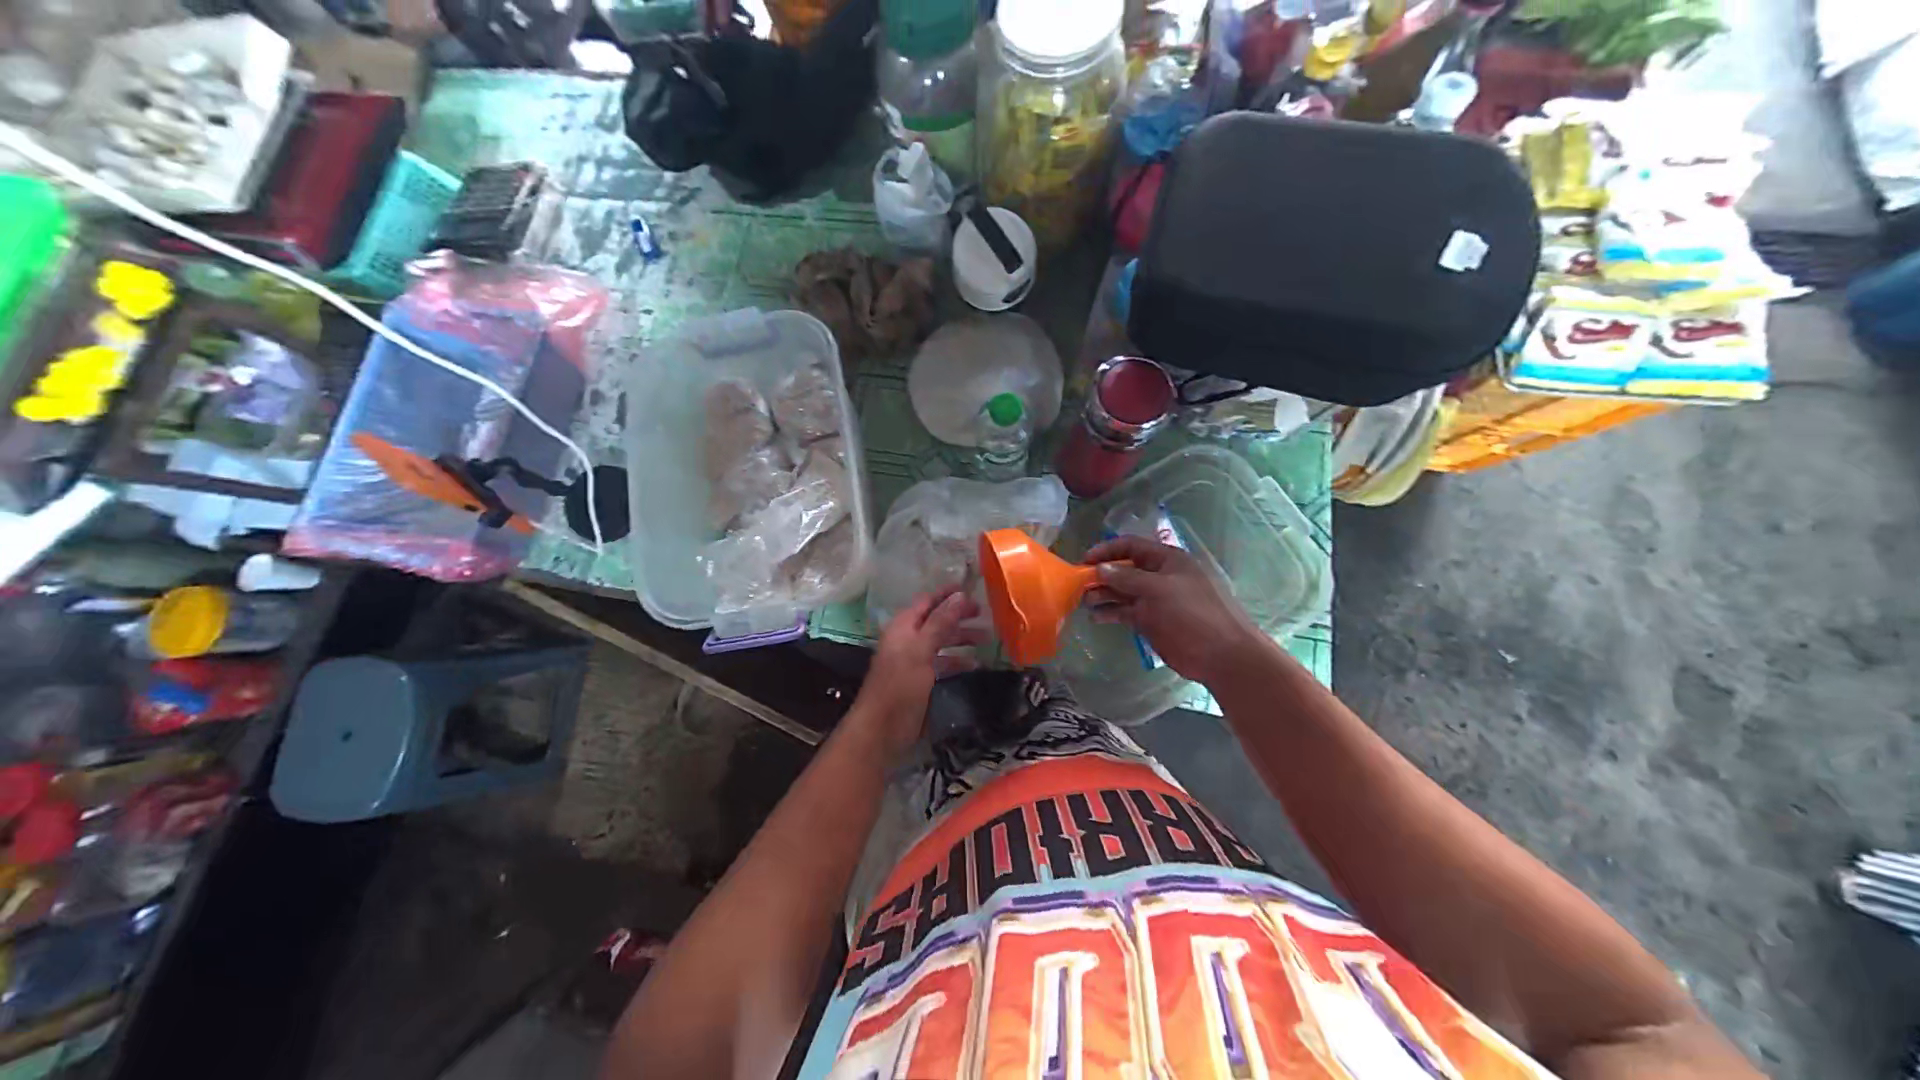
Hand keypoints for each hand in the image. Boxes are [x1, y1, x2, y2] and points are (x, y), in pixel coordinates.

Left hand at [853, 587, 984, 756]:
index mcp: (903, 627)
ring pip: (941, 642)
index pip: (927, 601)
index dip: (948, 593)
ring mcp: (914, 661)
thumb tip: (960, 595)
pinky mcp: (921, 682)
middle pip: (936, 621)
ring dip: (962, 639)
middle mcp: (908, 640)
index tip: (973, 588)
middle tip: (986, 616)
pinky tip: (975, 667)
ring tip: (987, 640)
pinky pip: (942, 664)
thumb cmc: (899, 687)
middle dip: (959, 616)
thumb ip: (940, 623)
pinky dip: (957, 662)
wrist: (882, 731)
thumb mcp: (920, 651)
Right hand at [1083, 535, 1270, 685]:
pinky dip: (1111, 612)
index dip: (1107, 550)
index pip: (1131, 547)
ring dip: (1103, 594)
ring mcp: (1156, 600)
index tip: (1085, 561)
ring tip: (1083, 601)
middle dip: (1102, 574)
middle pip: (1125, 569)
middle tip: (1078, 584)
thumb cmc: (1193, 613)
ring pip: (1123, 591)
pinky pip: (1126, 611)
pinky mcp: (1152, 621)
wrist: (1221, 654)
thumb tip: (1100, 569)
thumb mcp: (1158, 589)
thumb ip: (1127, 578)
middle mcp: (1160, 576)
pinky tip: (1096, 616)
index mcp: (1167, 560)